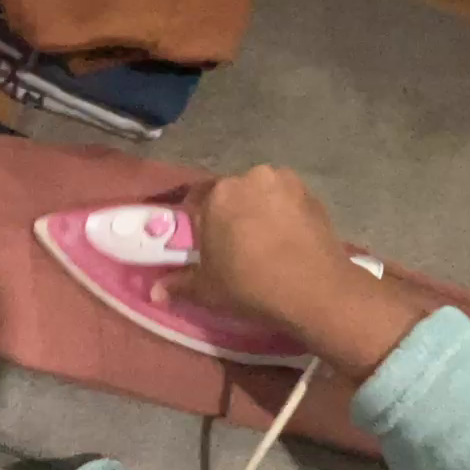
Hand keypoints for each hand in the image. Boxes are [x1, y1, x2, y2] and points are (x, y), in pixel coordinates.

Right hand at [153, 165, 420, 380]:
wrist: (314, 289)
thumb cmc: (250, 285)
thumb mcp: (208, 290)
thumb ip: (179, 285)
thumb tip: (155, 292)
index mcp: (218, 195)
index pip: (195, 200)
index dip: (194, 222)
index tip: (198, 243)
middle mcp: (251, 177)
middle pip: (230, 194)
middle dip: (227, 214)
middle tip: (230, 247)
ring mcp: (285, 181)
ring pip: (260, 195)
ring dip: (256, 211)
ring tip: (261, 244)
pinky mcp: (312, 194)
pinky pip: (286, 201)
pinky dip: (281, 216)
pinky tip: (284, 242)